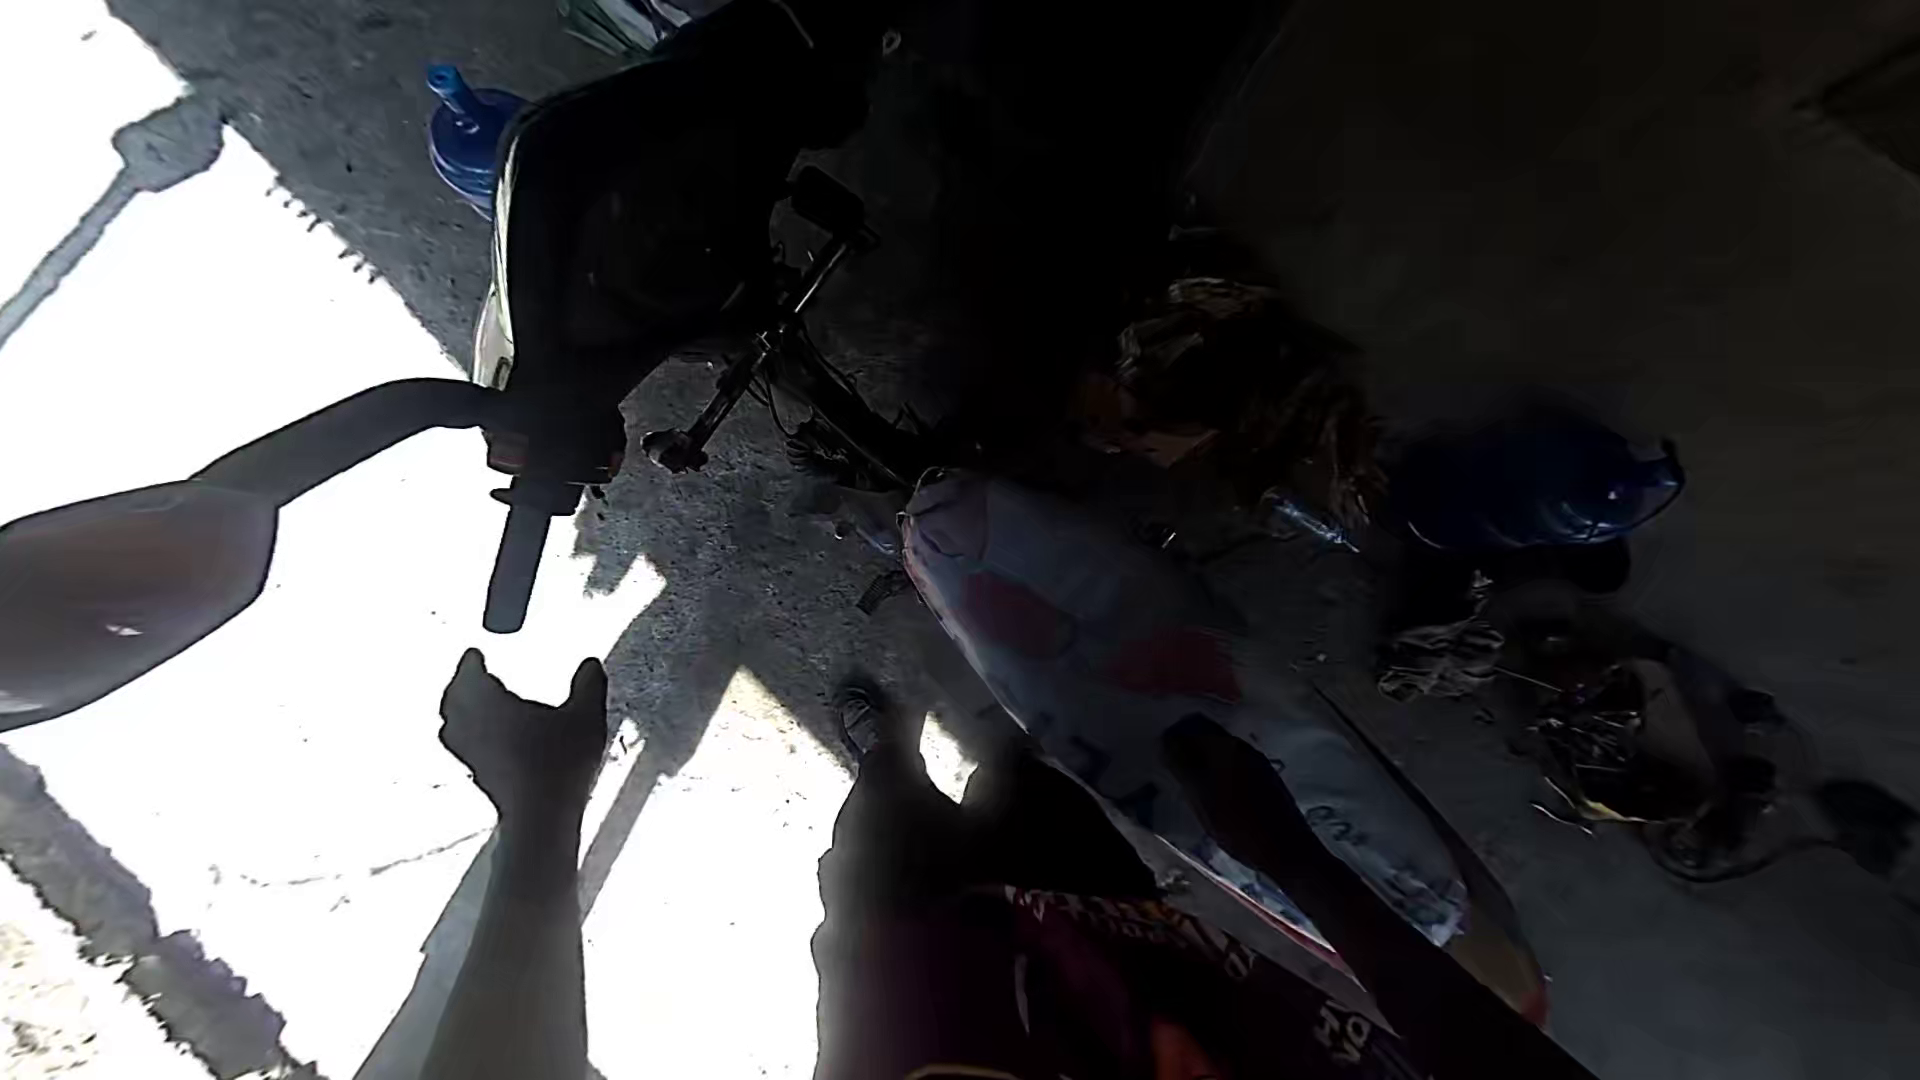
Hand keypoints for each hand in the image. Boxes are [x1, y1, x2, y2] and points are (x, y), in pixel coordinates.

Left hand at [439, 649, 608, 819]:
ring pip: (452, 723)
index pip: (471, 677)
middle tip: (469, 672)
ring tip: (469, 700)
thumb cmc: (562, 759)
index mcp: (493, 705)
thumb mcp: (586, 714)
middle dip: (460, 683)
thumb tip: (589, 662)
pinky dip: (465, 729)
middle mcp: (473, 727)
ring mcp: (471, 753)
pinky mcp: (477, 772)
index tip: (473, 653)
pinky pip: (461, 743)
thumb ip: (587, 684)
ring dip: (457, 707)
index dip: (471, 663)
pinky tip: (482, 735)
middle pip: (454, 700)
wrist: (542, 811)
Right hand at [1161, 714, 1320, 865]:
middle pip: (1208, 735)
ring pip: (1223, 750)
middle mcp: (1242, 746)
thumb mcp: (1200, 797)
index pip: (1190, 727)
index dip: (1173, 738)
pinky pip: (1236, 762)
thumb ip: (1181, 766)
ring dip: (1206, 759)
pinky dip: (1221, 769)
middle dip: (1190, 747)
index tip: (1162, 754)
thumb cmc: (1238, 825)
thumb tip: (1166, 742)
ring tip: (1193, 781)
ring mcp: (1258, 761)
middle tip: (1175, 767)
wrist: (1289, 853)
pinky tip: (1217, 789)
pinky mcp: (1268, 777)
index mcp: (1224, 747)